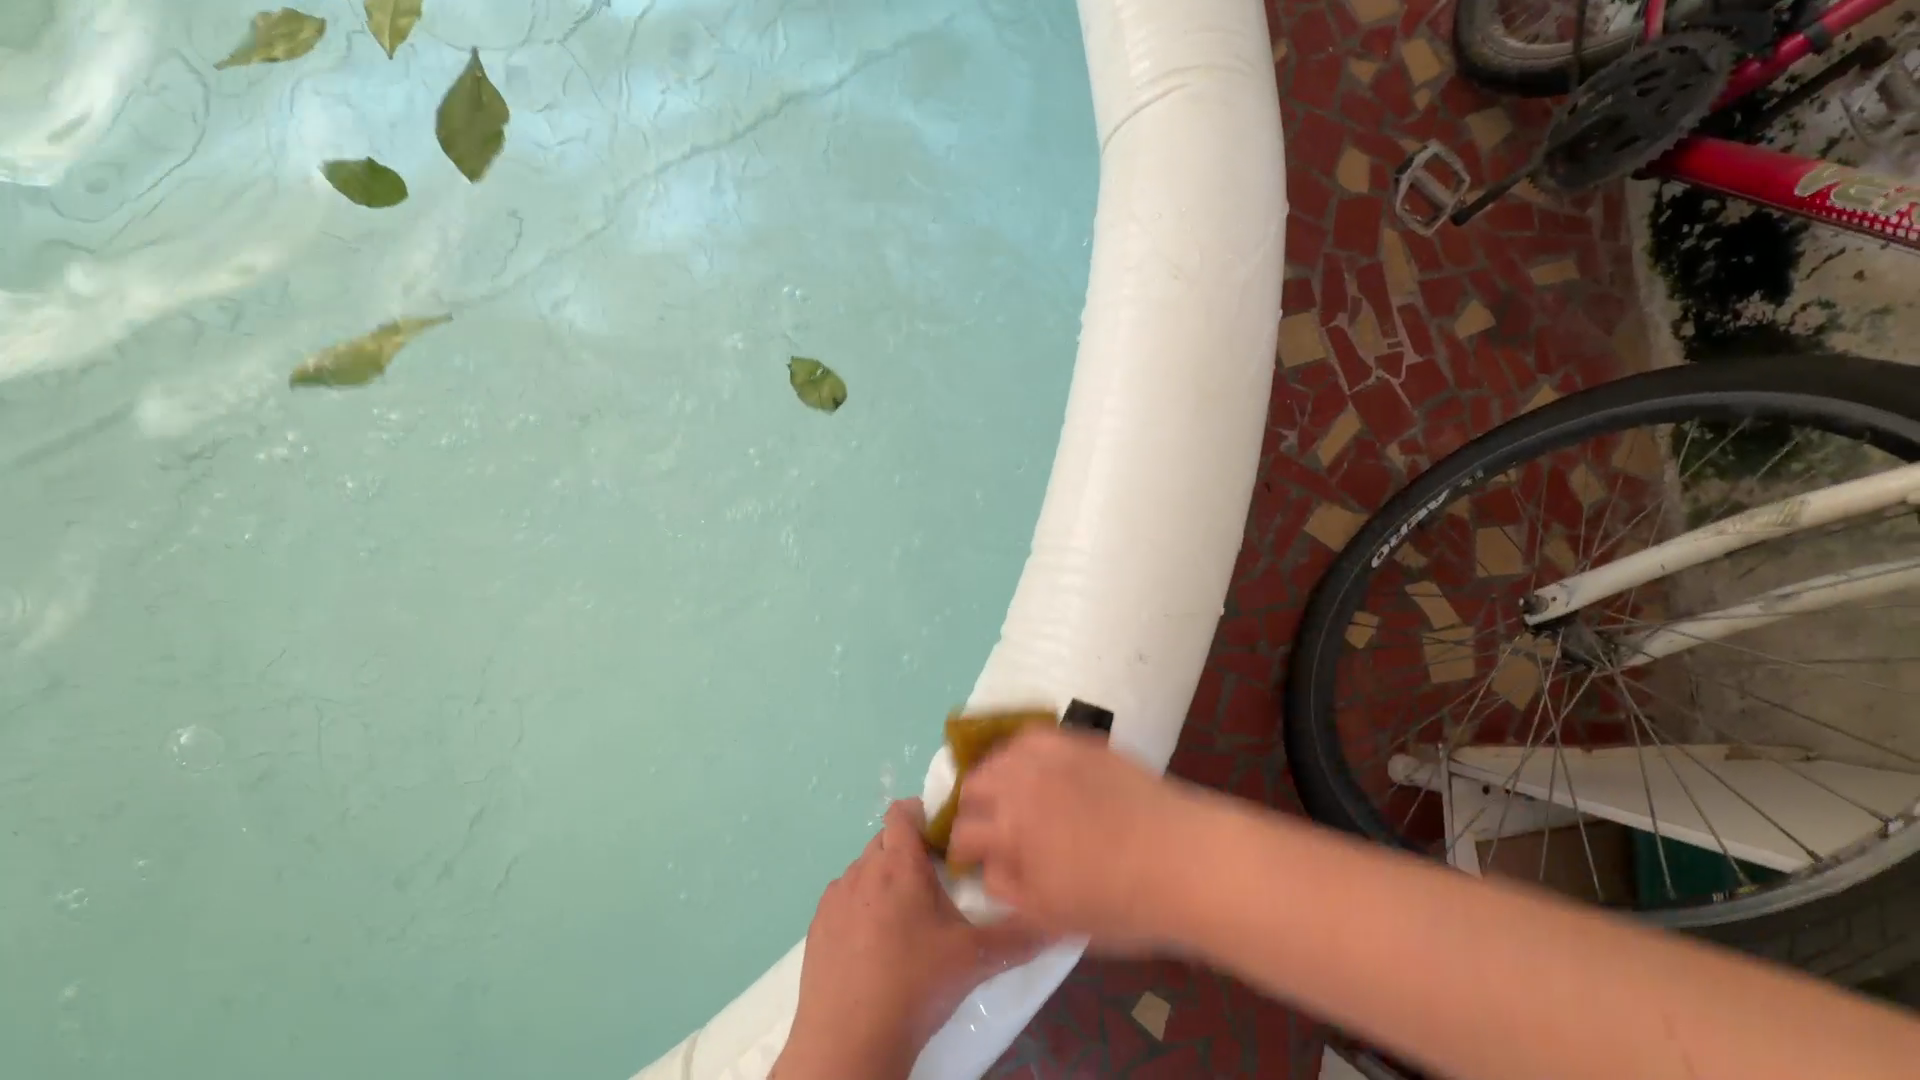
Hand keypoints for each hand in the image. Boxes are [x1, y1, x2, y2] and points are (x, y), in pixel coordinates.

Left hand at [776, 800, 1044, 1079]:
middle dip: (909, 851)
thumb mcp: (975, 960)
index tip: (944, 837)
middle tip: (936, 883)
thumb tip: (1057, 924)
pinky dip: (860, 908)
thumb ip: (1018, 937)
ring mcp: (835, 898)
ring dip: (884, 880)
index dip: (922, 813)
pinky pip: (843, 900)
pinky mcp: (817, 927)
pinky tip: (876, 945)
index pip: (902, 810)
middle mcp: (862, 870)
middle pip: (885, 840)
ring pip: (863, 870)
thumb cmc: (916, 984)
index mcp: (899, 865)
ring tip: (907, 919)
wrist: (850, 1040)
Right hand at [946, 727, 1215, 950]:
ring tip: (1008, 795)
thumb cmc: (1118, 901)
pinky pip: (1037, 737)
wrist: (1186, 860)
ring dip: (995, 776)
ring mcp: (1053, 755)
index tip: (968, 863)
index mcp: (1008, 827)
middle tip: (989, 830)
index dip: (960, 851)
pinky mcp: (1083, 743)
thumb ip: (1007, 889)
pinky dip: (1025, 751)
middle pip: (974, 784)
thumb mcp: (1052, 915)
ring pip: (1001, 754)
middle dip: (973, 809)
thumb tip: (987, 868)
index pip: (963, 833)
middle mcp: (1021, 781)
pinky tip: (1035, 767)